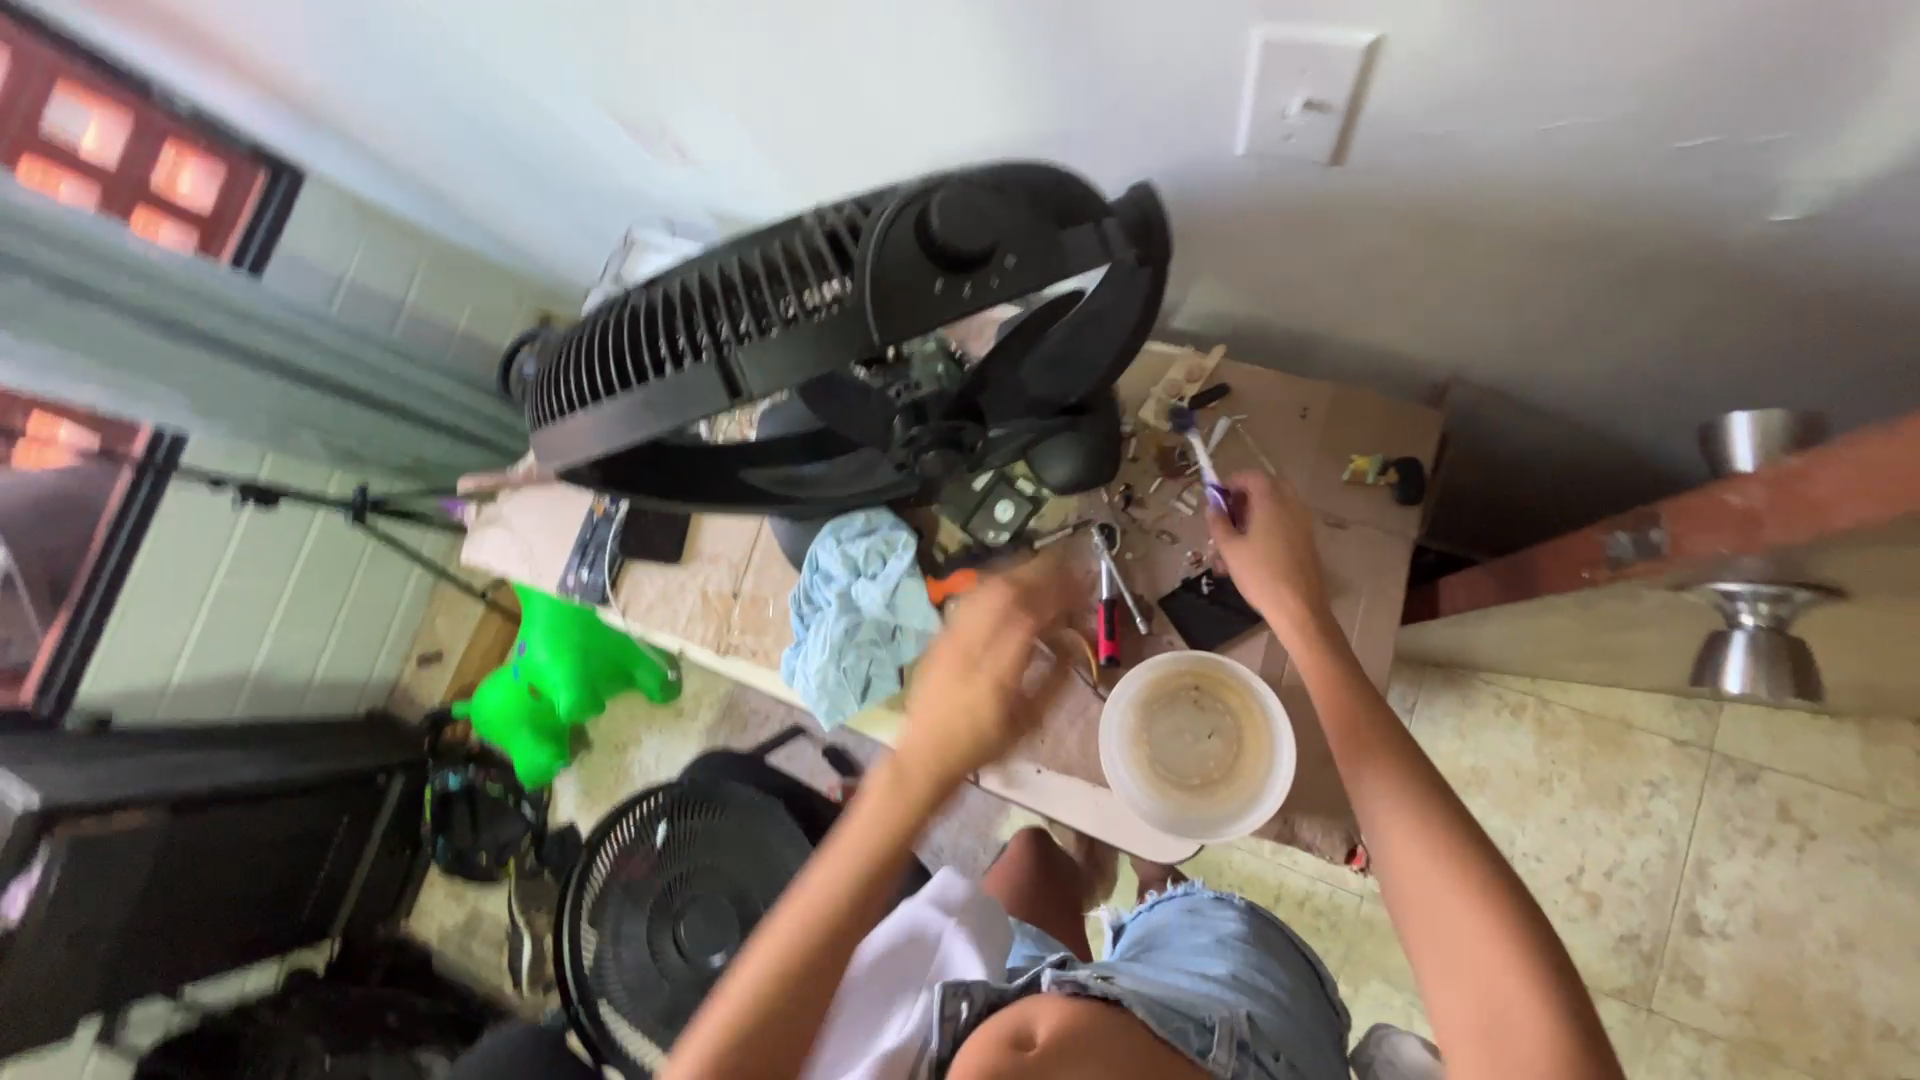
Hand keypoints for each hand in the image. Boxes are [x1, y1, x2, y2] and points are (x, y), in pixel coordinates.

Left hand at [895, 553, 1083, 794]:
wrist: (927, 751)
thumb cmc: (982, 742)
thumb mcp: (1028, 720)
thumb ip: (1055, 680)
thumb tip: (1073, 644)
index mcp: (997, 671)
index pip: (1030, 616)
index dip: (1058, 595)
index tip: (1081, 589)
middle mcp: (971, 645)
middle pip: (1007, 592)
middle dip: (1043, 575)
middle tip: (1069, 574)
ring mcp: (951, 635)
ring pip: (986, 588)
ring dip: (1020, 575)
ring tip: (1046, 574)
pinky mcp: (940, 633)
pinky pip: (971, 597)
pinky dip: (997, 584)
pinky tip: (1013, 587)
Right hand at [1208, 470, 1331, 634]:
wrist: (1298, 607)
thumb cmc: (1260, 575)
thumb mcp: (1230, 549)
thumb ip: (1218, 523)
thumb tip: (1212, 507)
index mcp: (1272, 502)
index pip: (1253, 476)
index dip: (1232, 481)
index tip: (1216, 497)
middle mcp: (1291, 506)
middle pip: (1267, 488)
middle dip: (1244, 497)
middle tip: (1227, 514)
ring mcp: (1302, 523)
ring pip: (1276, 507)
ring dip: (1254, 514)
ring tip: (1233, 539)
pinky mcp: (1306, 540)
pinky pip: (1284, 522)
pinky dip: (1267, 526)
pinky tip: (1251, 553)